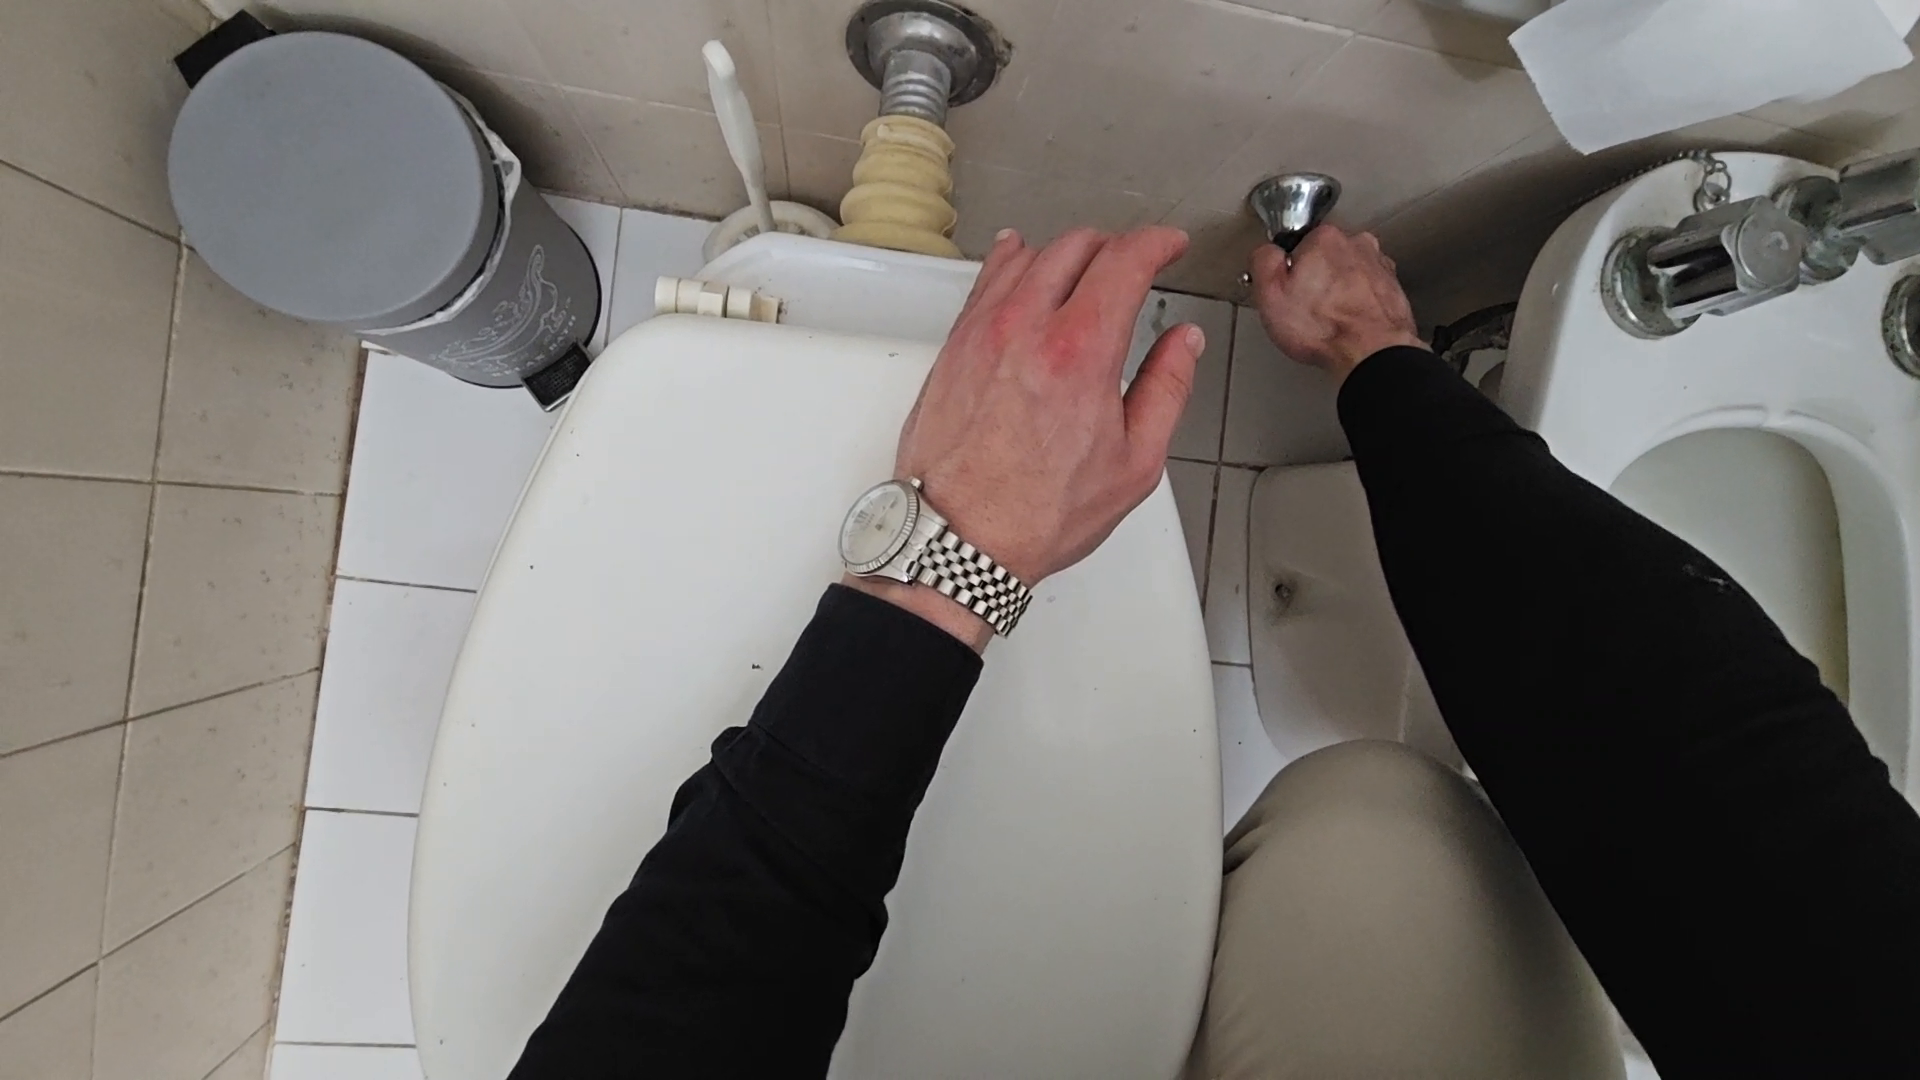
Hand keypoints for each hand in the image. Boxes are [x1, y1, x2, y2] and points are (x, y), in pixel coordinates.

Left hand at [847, 226, 1204, 649]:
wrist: (958, 539)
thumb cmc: (1037, 514)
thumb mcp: (1133, 465)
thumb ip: (1167, 390)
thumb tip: (1184, 344)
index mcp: (1080, 352)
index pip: (1125, 259)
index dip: (1156, 242)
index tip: (1167, 247)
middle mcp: (1026, 329)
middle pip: (1076, 247)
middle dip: (1113, 246)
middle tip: (1129, 264)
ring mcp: (982, 334)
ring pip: (1027, 256)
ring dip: (1064, 254)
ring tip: (1081, 269)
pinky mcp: (953, 349)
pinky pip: (984, 282)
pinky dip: (1011, 263)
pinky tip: (1018, 263)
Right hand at [1250, 226, 1425, 384]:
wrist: (1370, 352)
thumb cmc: (1323, 327)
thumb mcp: (1269, 294)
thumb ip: (1263, 261)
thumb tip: (1266, 253)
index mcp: (1323, 239)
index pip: (1294, 245)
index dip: (1285, 272)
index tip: (1283, 291)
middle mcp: (1356, 244)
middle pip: (1322, 258)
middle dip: (1312, 279)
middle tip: (1301, 308)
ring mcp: (1377, 265)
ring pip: (1345, 273)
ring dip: (1334, 291)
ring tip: (1323, 320)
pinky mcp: (1391, 288)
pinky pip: (1363, 291)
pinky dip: (1353, 304)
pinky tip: (1343, 323)